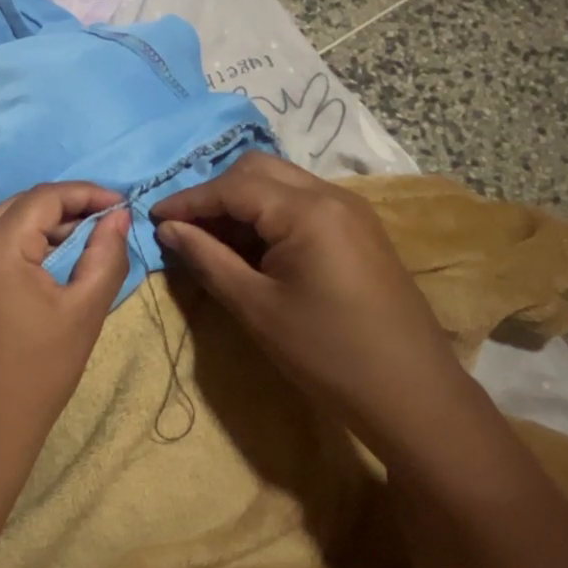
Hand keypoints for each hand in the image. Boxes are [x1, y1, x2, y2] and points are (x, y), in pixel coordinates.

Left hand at [0, 182, 130, 458]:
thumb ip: (105, 256)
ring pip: (5, 223)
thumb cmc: (37, 371)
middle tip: (106, 223)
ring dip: (44, 226)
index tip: (122, 203)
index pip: (45, 197)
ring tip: (85, 243)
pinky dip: (22, 245)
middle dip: (66, 208)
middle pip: (22, 205)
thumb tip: (116, 216)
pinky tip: (50, 264)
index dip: (86, 193)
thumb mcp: (83, 311)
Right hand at [150, 152, 466, 452]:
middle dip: (214, 192)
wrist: (414, 397)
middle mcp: (331, 196)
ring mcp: (350, 212)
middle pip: (257, 170)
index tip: (152, 218)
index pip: (232, 187)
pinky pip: (300, 203)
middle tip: (184, 228)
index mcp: (307, 211)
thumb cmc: (327, 354)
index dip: (187, 201)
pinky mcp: (358, 232)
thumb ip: (207, 259)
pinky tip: (250, 249)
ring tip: (211, 241)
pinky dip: (267, 215)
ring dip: (240, 202)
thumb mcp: (255, 307)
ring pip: (279, 183)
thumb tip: (168, 229)